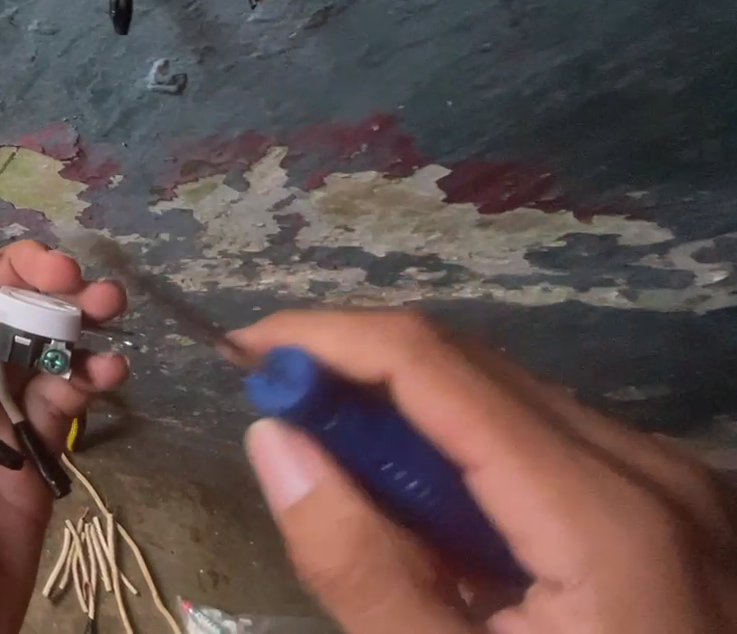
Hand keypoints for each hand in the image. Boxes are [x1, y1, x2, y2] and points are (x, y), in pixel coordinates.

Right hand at [237, 310, 736, 633]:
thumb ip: (359, 567)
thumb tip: (270, 437)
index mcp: (603, 513)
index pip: (424, 358)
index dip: (316, 337)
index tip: (238, 355)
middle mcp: (646, 467)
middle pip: (451, 359)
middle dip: (342, 368)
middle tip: (274, 414)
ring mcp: (668, 482)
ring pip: (482, 387)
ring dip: (388, 408)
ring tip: (342, 473)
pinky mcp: (666, 502)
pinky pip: (520, 427)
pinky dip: (442, 441)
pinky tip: (424, 508)